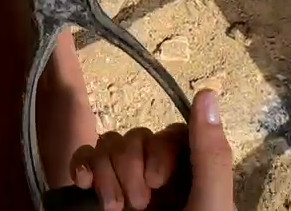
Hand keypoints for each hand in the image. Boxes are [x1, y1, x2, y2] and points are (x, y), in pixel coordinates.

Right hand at [69, 90, 232, 210]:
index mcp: (192, 180)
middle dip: (131, 166)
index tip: (159, 181)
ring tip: (115, 209)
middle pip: (137, 137)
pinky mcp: (99, 192)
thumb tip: (209, 91)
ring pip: (110, 144)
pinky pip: (85, 158)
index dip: (159, 148)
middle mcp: (159, 179)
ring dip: (107, 171)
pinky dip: (82, 165)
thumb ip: (209, 155)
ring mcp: (127, 185)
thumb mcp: (207, 209)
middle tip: (139, 205)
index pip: (171, 134)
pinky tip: (83, 184)